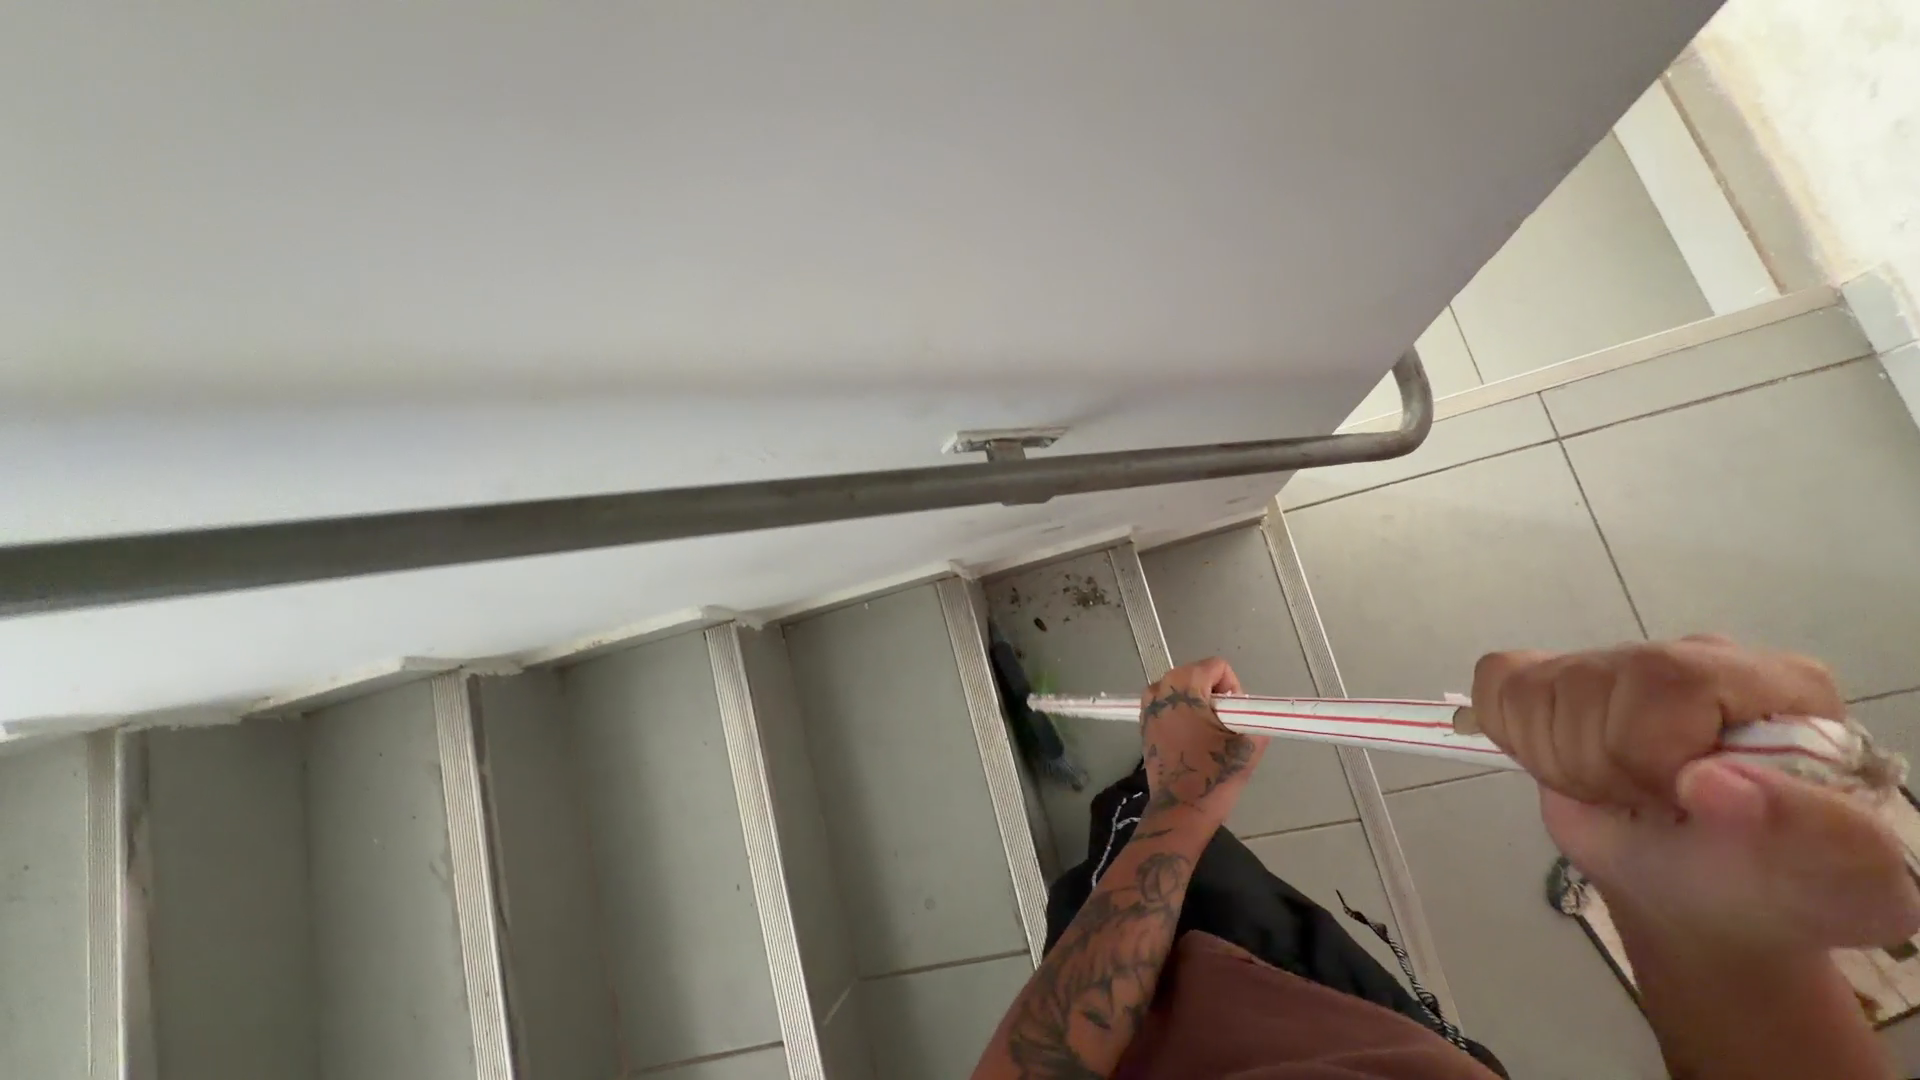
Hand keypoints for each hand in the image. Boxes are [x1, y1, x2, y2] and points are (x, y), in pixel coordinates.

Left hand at [1139, 658, 1266, 822]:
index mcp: (1184, 685)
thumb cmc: (1216, 772)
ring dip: (1198, 703)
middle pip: (1198, 674)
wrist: (1182, 806)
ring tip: (1208, 734)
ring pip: (1182, 689)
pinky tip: (1191, 740)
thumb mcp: (1250, 741)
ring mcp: (1148, 705)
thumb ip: (1256, 715)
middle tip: (1224, 726)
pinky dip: (1183, 713)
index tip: (1234, 716)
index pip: (1217, 666)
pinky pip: (1169, 704)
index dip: (1233, 689)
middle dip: (1215, 695)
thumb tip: (1253, 709)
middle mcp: (1160, 687)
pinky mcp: (1143, 722)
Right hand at [1473, 637, 1919, 949]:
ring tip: (1608, 791)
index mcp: (1771, 682)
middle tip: (1641, 805)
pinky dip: (1510, 732)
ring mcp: (1613, 661)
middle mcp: (1689, 654)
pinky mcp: (1551, 675)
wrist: (1696, 895)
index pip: (1662, 681)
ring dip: (1554, 762)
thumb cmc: (1768, 887)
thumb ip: (1808, 831)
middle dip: (1593, 767)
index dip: (1642, 753)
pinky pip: (1497, 681)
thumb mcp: (1834, 883)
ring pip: (1531, 689)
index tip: (1678, 804)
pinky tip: (1559, 758)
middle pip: (1582, 683)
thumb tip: (1712, 781)